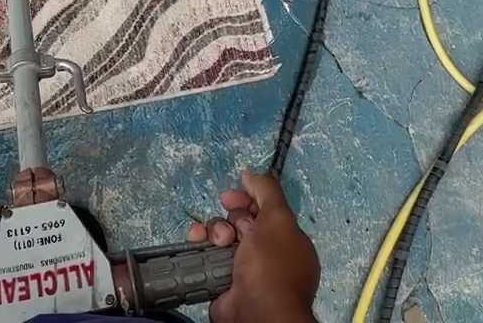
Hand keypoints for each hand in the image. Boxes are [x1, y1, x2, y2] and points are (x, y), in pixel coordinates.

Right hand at [186, 171, 319, 322]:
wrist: (256, 312)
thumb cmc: (272, 265)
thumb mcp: (278, 220)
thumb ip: (267, 191)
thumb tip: (250, 173)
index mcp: (286, 240)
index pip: (264, 209)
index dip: (248, 198)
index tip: (232, 196)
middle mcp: (266, 253)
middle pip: (240, 219)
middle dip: (231, 217)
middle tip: (232, 231)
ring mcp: (243, 267)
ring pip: (221, 233)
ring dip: (214, 229)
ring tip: (219, 242)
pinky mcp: (221, 278)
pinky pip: (207, 252)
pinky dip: (199, 243)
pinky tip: (196, 239)